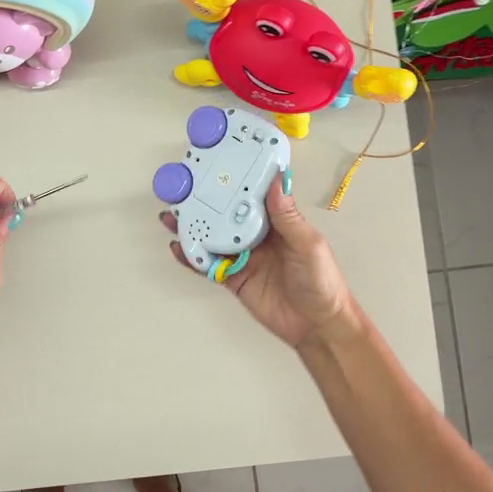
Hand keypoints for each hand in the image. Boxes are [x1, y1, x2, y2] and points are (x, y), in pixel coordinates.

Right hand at [162, 176, 358, 349]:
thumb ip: (288, 216)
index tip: (216, 166)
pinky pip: (209, 265)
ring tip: (171, 217)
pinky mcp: (233, 278)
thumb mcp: (308, 245)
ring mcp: (243, 257)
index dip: (235, 181)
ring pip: (213, 237)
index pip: (252, 196)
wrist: (316, 325)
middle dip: (205, 203)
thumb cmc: (321, 282)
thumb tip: (276, 181)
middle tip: (182, 190)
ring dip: (193, 228)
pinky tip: (178, 248)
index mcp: (278, 222)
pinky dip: (192, 258)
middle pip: (226, 215)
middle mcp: (257, 236)